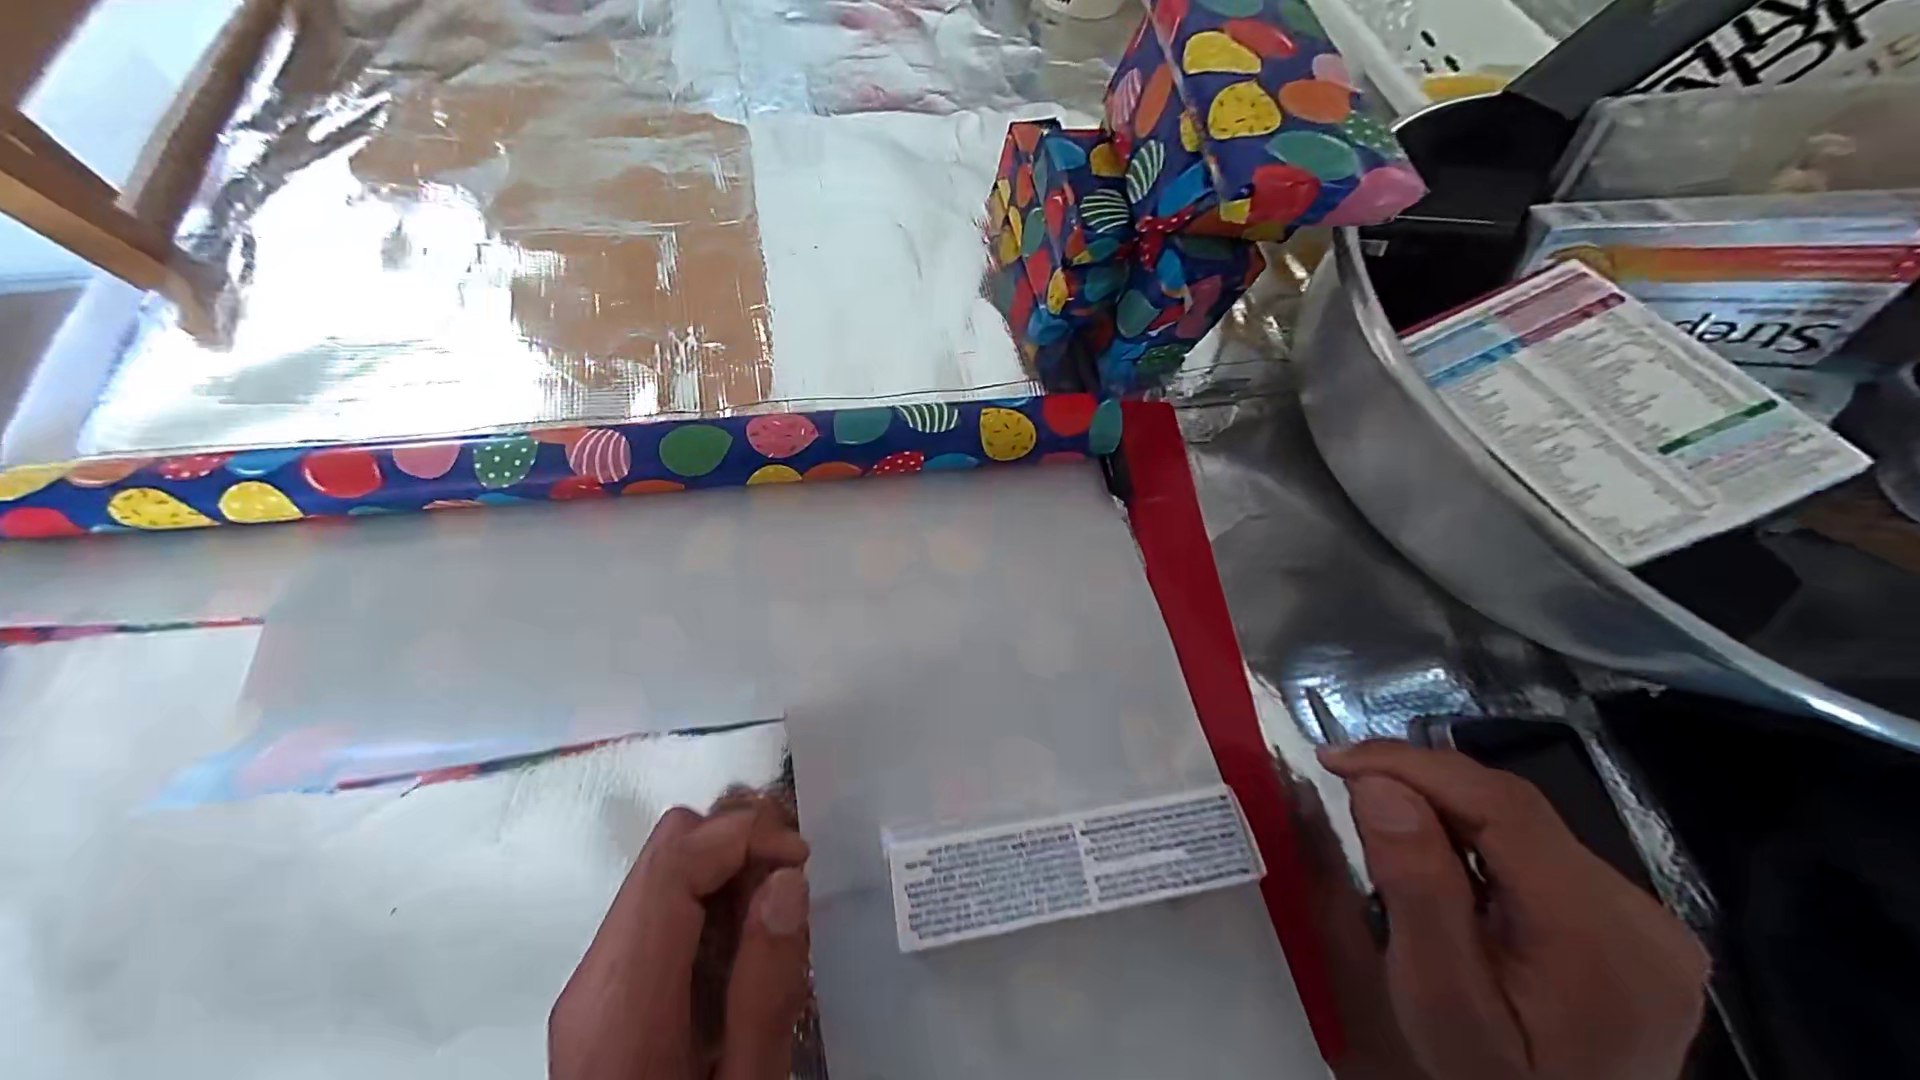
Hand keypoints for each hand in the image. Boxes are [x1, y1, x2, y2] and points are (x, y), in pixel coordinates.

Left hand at [550, 795, 811, 1079]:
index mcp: (621, 1001)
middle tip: (791, 888)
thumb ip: (766, 988)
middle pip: (668, 846)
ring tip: (774, 921)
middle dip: (740, 844)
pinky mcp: (613, 984)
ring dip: (732, 868)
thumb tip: (786, 880)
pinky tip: (746, 944)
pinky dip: (716, 897)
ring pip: (669, 866)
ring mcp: (600, 976)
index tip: (802, 862)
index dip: (743, 835)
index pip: (673, 861)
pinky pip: (667, 903)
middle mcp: (598, 971)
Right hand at [1320, 741, 1709, 1079]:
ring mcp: (1639, 919)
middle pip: (1511, 808)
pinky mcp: (1622, 923)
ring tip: (1376, 822)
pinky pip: (1527, 846)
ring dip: (1436, 806)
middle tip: (1343, 784)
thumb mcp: (1435, 999)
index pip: (1502, 806)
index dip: (1411, 764)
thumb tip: (1378, 785)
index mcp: (1602, 936)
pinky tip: (1429, 856)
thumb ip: (1415, 891)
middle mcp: (1640, 915)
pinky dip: (1464, 833)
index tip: (1333, 760)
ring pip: (1516, 819)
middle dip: (1418, 783)